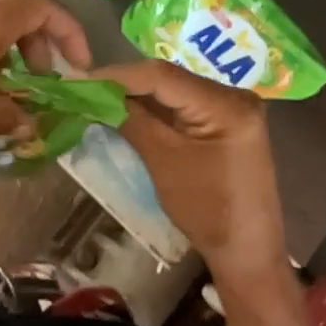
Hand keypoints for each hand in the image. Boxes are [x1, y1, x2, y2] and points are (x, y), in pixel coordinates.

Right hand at [92, 60, 285, 284]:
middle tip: (84, 89)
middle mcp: (233, 95)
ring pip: (172, 90)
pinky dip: (153, 109)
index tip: (79, 81)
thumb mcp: (163, 161)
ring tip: (97, 98)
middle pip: (167, 78)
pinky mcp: (223, 123)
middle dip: (124, 83)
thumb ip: (131, 120)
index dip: (117, 75)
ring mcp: (231, 109)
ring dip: (135, 95)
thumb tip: (94, 95)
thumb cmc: (207, 210)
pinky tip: (125, 111)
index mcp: (226, 104)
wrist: (247, 251)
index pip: (161, 75)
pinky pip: (181, 106)